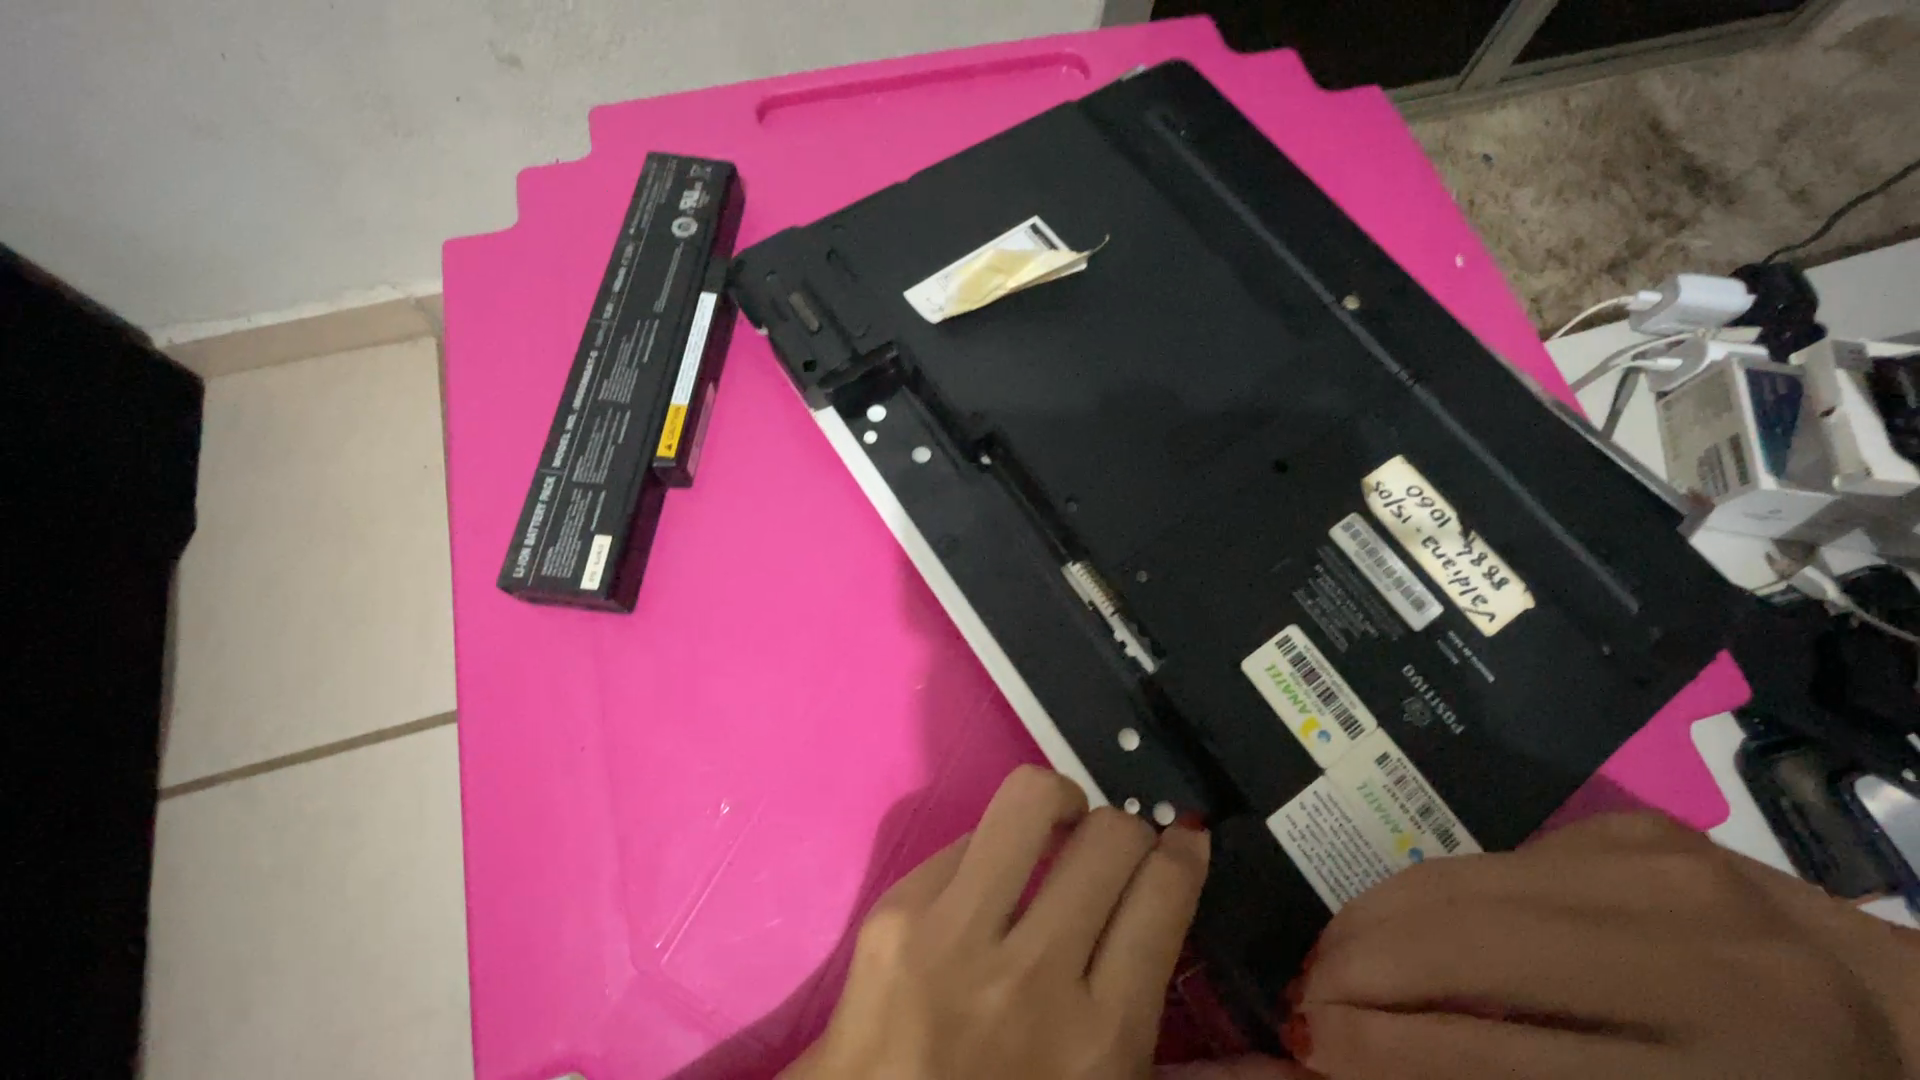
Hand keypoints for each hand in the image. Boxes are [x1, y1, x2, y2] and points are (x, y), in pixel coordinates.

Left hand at [783, 765, 1211, 1079]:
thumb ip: (1167, 1035)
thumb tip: (1209, 951)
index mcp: (1102, 1038)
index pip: (1164, 895)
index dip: (1182, 853)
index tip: (1182, 841)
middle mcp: (1033, 976)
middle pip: (1110, 838)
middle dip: (1127, 830)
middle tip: (1115, 850)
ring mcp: (955, 936)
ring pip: (1032, 800)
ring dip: (1060, 800)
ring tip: (1060, 823)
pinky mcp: (895, 912)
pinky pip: (966, 836)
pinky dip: (991, 850)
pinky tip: (989, 883)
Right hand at [1283, 811, 1919, 1078]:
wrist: (1916, 1034)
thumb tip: (1353, 1064)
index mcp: (1726, 1077)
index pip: (1497, 1059)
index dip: (1376, 1052)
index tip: (1307, 1050)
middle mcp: (1697, 954)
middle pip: (1460, 945)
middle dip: (1350, 972)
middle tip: (1304, 1003)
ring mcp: (1661, 868)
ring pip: (1452, 882)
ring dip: (1367, 925)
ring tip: (1336, 963)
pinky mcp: (1630, 825)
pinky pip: (1485, 859)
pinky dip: (1426, 899)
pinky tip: (1416, 934)